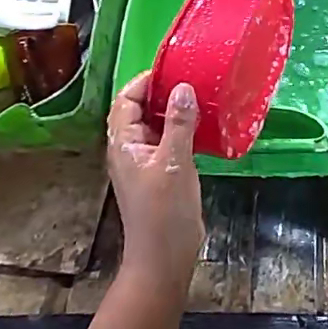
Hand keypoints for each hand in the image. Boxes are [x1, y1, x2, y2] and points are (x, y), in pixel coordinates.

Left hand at [105, 72, 204, 299]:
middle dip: (162, 92)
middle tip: (192, 78)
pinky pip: (168, 140)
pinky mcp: (162, 173)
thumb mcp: (173, 163)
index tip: (173, 69)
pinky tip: (204, 124)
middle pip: (139, 110)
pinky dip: (182, 128)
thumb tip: (182, 87)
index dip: (145, 81)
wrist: (165, 259)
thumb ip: (177, 124)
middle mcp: (130, 149)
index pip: (126, 100)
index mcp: (123, 144)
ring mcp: (146, 162)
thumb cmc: (164, 212)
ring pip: (156, 125)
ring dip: (174, 110)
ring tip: (201, 95)